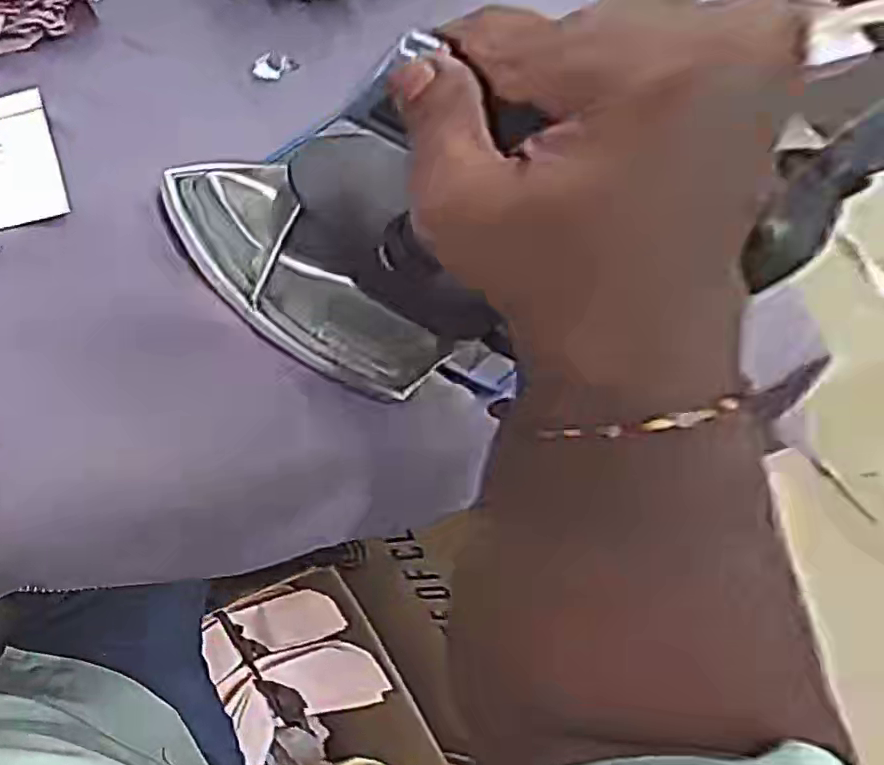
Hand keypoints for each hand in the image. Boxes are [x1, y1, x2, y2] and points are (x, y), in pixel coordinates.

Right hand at [390, 0, 806, 420]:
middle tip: (481, 147)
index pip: (516, 33)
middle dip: (510, 82)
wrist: (630, 324)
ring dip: (557, 83)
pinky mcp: (758, 66)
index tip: (415, 77)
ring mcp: (753, 48)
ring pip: (608, 33)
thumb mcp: (458, 208)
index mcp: (647, 72)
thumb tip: (419, 68)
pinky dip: (603, 85)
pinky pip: (654, 45)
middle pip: (567, 29)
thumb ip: (435, 127)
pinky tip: (579, 140)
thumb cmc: (552, 277)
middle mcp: (722, 38)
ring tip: (534, 153)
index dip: (449, 59)